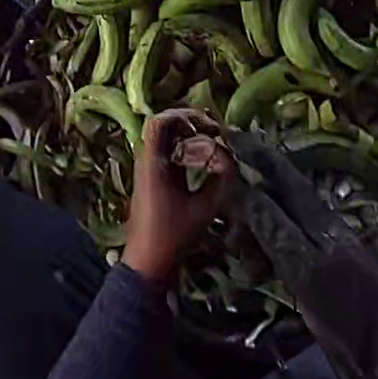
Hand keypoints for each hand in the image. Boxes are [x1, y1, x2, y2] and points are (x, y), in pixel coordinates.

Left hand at [120, 109, 232, 283]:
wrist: (148, 261)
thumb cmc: (173, 235)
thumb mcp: (204, 208)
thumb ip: (220, 180)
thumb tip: (231, 157)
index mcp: (152, 162)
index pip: (159, 121)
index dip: (184, 116)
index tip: (208, 128)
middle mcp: (146, 159)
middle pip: (163, 125)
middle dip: (190, 123)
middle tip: (214, 133)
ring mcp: (147, 167)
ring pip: (166, 137)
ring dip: (188, 135)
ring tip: (212, 142)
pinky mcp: (152, 176)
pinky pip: (167, 151)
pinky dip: (184, 148)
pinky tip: (203, 159)